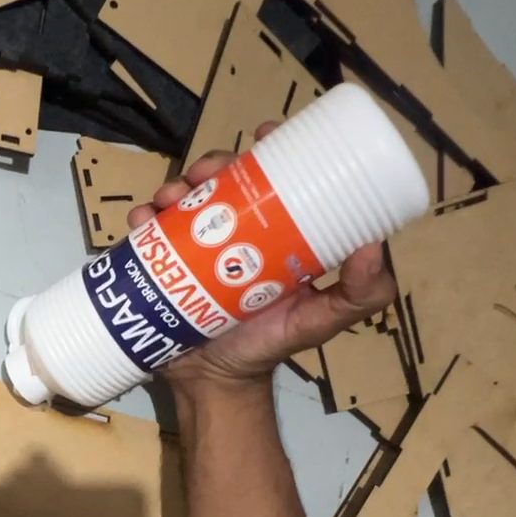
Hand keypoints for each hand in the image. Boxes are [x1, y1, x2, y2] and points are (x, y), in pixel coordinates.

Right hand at [127, 125, 398, 389]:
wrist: (210, 382)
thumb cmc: (266, 347)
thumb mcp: (319, 321)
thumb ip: (359, 294)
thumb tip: (375, 244)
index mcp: (270, 235)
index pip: (271, 179)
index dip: (267, 150)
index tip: (264, 134)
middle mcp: (229, 236)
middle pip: (219, 183)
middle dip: (208, 165)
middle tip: (201, 175)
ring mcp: (190, 251)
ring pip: (179, 203)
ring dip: (170, 189)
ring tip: (165, 200)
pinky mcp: (158, 269)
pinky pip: (145, 239)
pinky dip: (139, 222)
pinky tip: (140, 221)